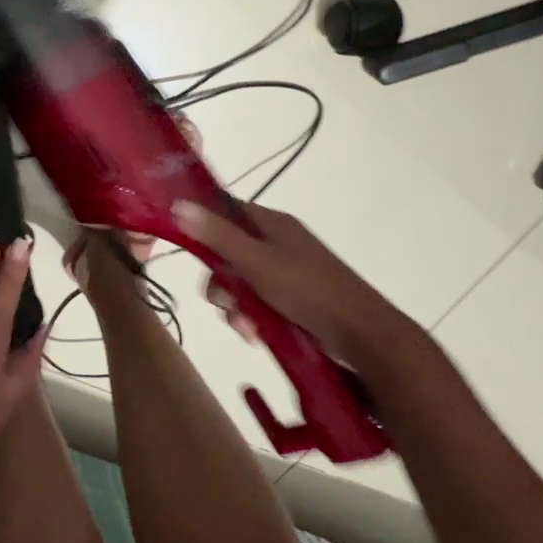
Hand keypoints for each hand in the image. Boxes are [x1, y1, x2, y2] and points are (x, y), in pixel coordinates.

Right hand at [171, 200, 419, 365]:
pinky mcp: (293, 301)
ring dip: (234, 306)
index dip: (202, 226)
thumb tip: (177, 204)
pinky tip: (255, 335)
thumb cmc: (310, 291)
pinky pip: (257, 303)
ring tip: (245, 327)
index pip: (225, 211)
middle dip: (220, 281)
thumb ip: (216, 235)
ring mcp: (287, 273)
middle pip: (226, 253)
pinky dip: (251, 318)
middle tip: (225, 301)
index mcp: (273, 225)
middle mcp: (278, 244)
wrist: (366, 338)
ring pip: (239, 283)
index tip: (187, 248)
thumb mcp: (256, 261)